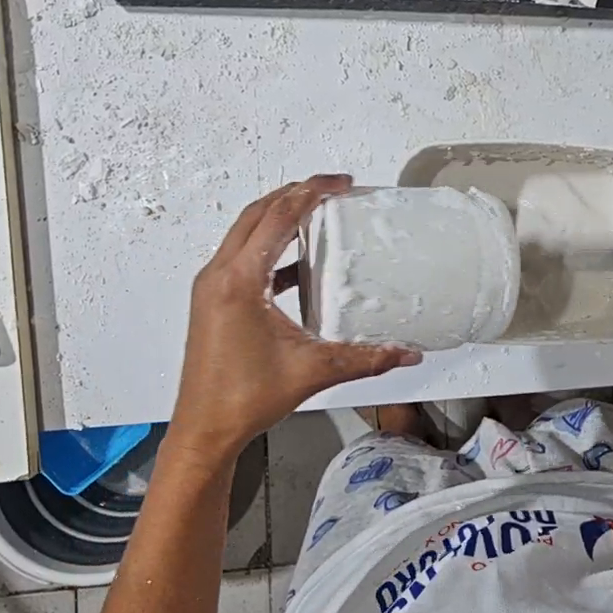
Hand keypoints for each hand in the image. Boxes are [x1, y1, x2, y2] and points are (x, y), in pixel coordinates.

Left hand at [175, 175, 420, 455]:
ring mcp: (212, 287)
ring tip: (318, 211)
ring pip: (246, 232)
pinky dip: (271, 245)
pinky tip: (301, 262)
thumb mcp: (314, 370)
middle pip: (257, 213)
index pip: (277, 218)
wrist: (204, 429)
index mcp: (239, 281)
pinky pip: (243, 257)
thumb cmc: (245, 398)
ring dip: (280, 215)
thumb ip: (367, 357)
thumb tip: (408, 351)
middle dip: (295, 193)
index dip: (311, 193)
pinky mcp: (214, 300)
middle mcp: (219, 275)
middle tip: (333, 188)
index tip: (341, 183)